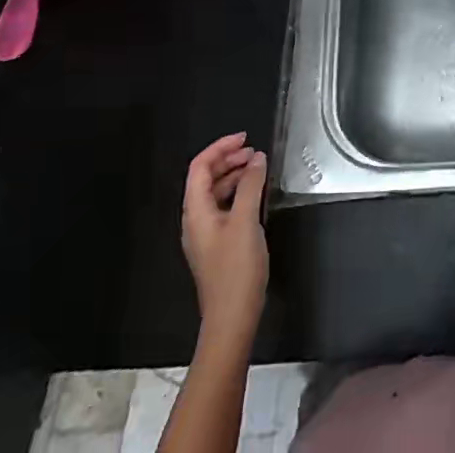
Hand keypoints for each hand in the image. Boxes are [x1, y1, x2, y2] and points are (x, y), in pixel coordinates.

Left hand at [182, 133, 268, 336]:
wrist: (232, 316)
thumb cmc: (236, 268)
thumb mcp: (246, 222)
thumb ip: (251, 186)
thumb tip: (257, 158)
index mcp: (195, 211)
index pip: (199, 167)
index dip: (220, 147)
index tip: (245, 137)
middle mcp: (196, 219)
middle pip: (205, 178)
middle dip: (228, 159)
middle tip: (255, 151)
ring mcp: (206, 233)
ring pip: (216, 193)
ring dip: (235, 175)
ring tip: (258, 168)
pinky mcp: (218, 244)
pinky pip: (224, 207)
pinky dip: (239, 193)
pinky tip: (256, 194)